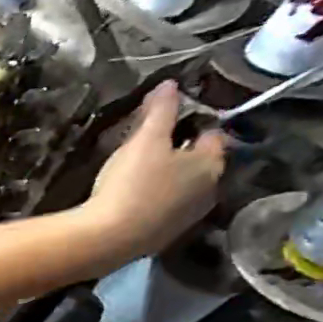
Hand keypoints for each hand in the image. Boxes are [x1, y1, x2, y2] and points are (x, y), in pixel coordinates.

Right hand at [82, 81, 226, 258]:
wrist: (111, 237)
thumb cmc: (133, 183)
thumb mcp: (144, 140)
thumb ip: (160, 111)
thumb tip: (171, 84)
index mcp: (210, 162)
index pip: (211, 134)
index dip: (190, 125)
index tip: (166, 124)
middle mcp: (210, 189)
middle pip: (199, 164)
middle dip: (180, 156)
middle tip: (150, 151)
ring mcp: (189, 216)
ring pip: (184, 189)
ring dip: (169, 182)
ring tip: (140, 177)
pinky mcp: (166, 236)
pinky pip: (166, 210)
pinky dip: (155, 203)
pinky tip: (134, 202)